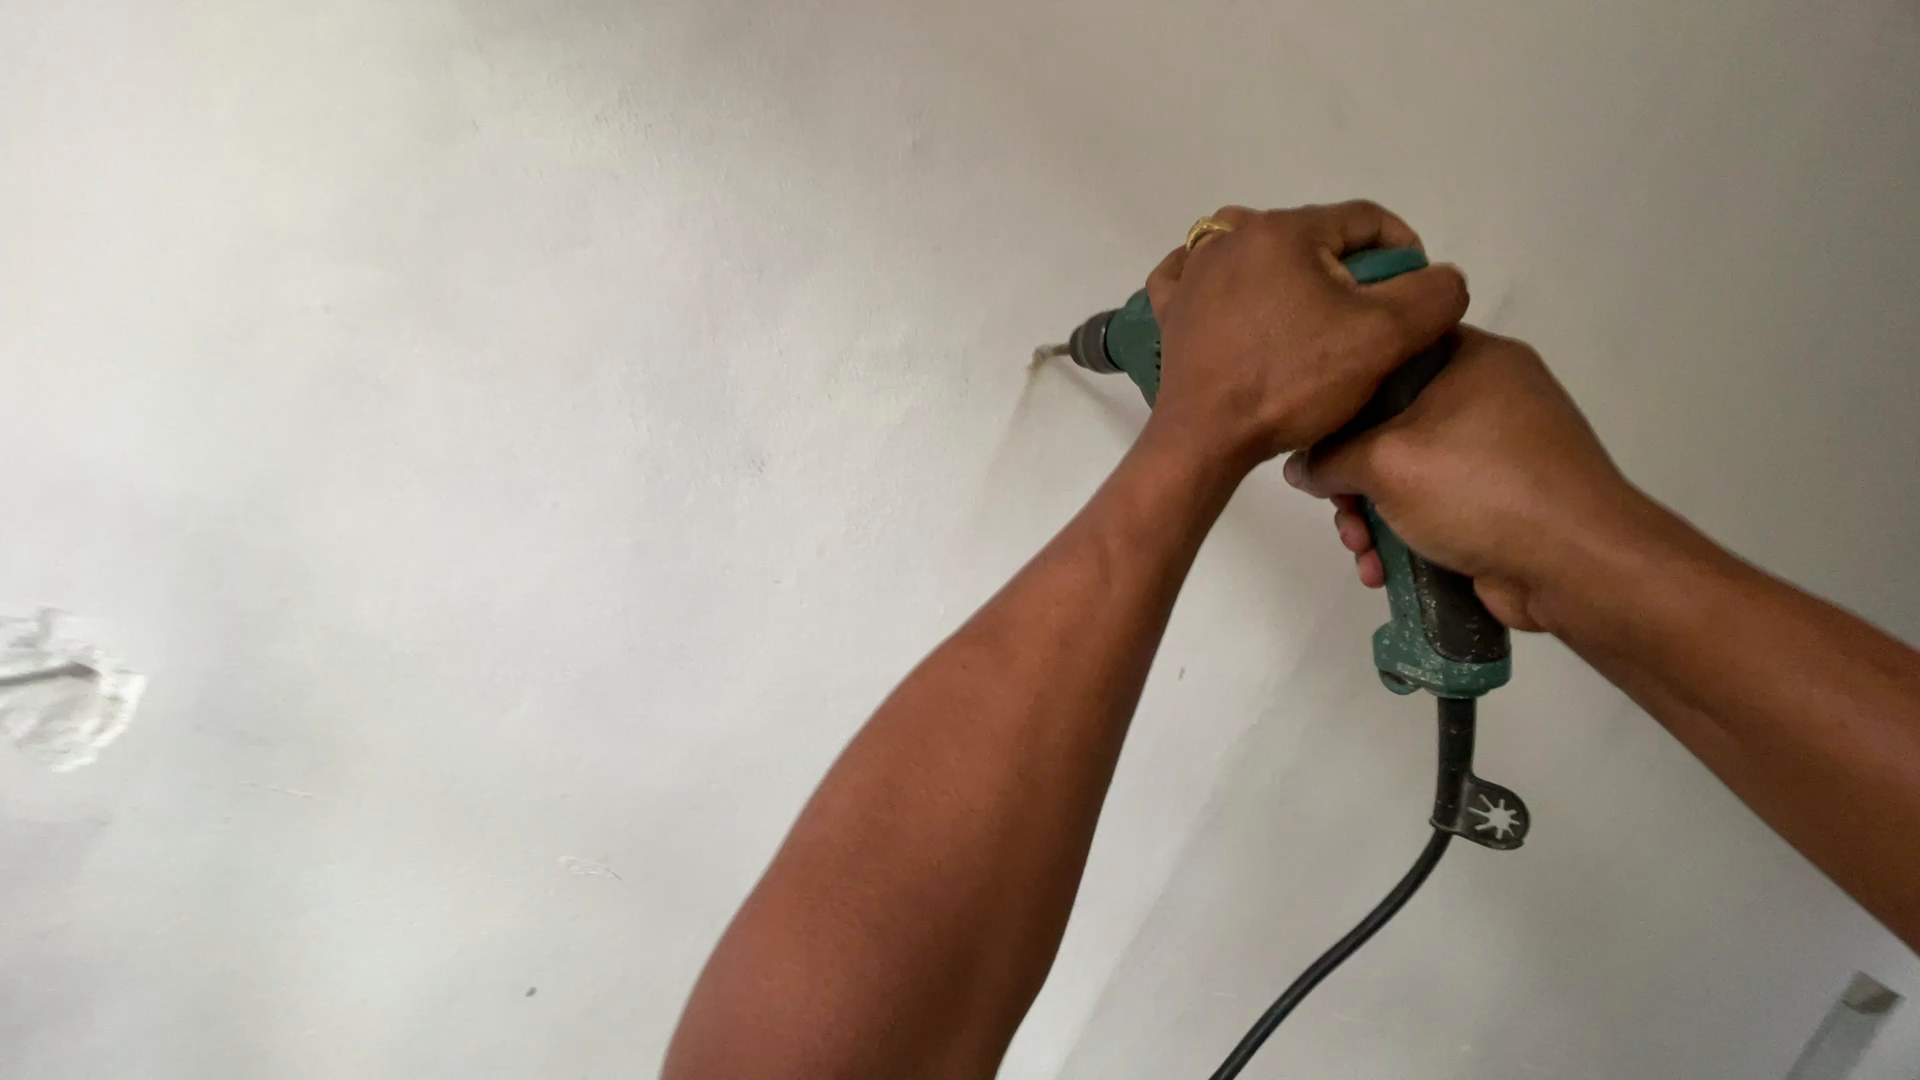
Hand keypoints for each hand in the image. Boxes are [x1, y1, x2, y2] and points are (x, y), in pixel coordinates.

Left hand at [1141, 201, 1469, 468]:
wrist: (1207, 438)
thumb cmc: (1293, 384)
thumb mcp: (1386, 337)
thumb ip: (1435, 293)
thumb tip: (1437, 277)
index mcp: (1282, 230)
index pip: (1365, 219)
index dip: (1403, 252)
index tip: (1414, 293)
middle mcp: (1228, 240)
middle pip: (1309, 238)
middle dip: (1344, 268)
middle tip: (1362, 316)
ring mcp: (1191, 276)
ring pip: (1249, 251)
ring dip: (1282, 269)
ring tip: (1303, 311)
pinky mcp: (1169, 311)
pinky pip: (1190, 277)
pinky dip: (1213, 280)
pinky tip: (1227, 294)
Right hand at [1283, 327, 1644, 632]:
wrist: (1577, 566)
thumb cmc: (1478, 488)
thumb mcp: (1383, 462)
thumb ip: (1327, 458)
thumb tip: (1298, 468)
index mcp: (1474, 362)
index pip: (1391, 355)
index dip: (1343, 390)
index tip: (1312, 430)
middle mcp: (1487, 398)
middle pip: (1387, 424)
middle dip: (1350, 477)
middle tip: (1338, 508)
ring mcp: (1495, 452)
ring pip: (1402, 472)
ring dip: (1369, 515)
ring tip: (1361, 550)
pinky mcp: (1497, 499)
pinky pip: (1428, 504)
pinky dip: (1400, 533)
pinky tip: (1381, 568)